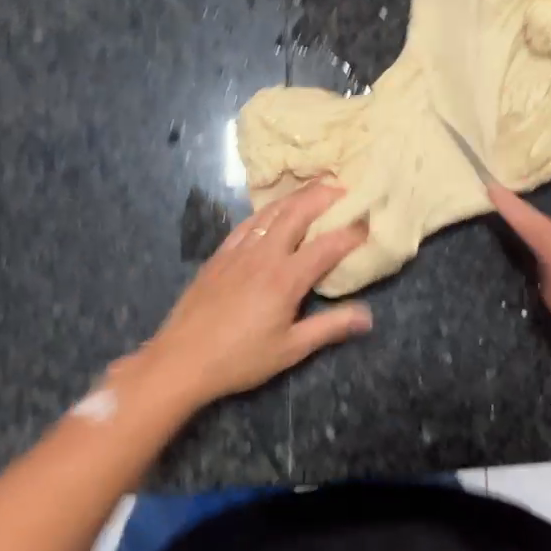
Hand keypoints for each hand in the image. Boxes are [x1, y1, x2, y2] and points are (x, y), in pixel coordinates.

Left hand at [124, 183, 372, 407]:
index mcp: (285, 278)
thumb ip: (330, 327)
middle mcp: (264, 255)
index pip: (328, 245)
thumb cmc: (240, 359)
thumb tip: (367, 317)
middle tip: (345, 189)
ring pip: (271, 212)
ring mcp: (238, 251)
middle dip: (324, 196)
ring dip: (296, 197)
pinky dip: (268, 211)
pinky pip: (248, 223)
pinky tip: (274, 212)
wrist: (180, 360)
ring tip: (315, 189)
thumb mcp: (291, 349)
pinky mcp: (220, 255)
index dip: (352, 233)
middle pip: (298, 212)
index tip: (370, 224)